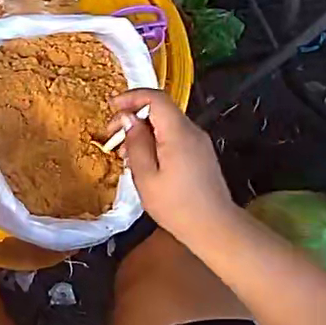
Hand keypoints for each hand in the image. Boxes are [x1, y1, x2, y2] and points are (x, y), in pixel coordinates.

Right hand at [110, 89, 238, 243]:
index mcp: (178, 133)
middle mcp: (192, 131)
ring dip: (143, 131)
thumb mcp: (146, 177)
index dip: (131, 97)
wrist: (214, 227)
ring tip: (124, 153)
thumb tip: (128, 119)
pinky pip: (175, 137)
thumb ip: (136, 144)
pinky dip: (156, 141)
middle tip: (112, 135)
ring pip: (167, 124)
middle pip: (161, 110)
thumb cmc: (177, 206)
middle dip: (134, 116)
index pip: (156, 98)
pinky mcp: (201, 154)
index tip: (111, 107)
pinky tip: (144, 161)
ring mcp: (199, 142)